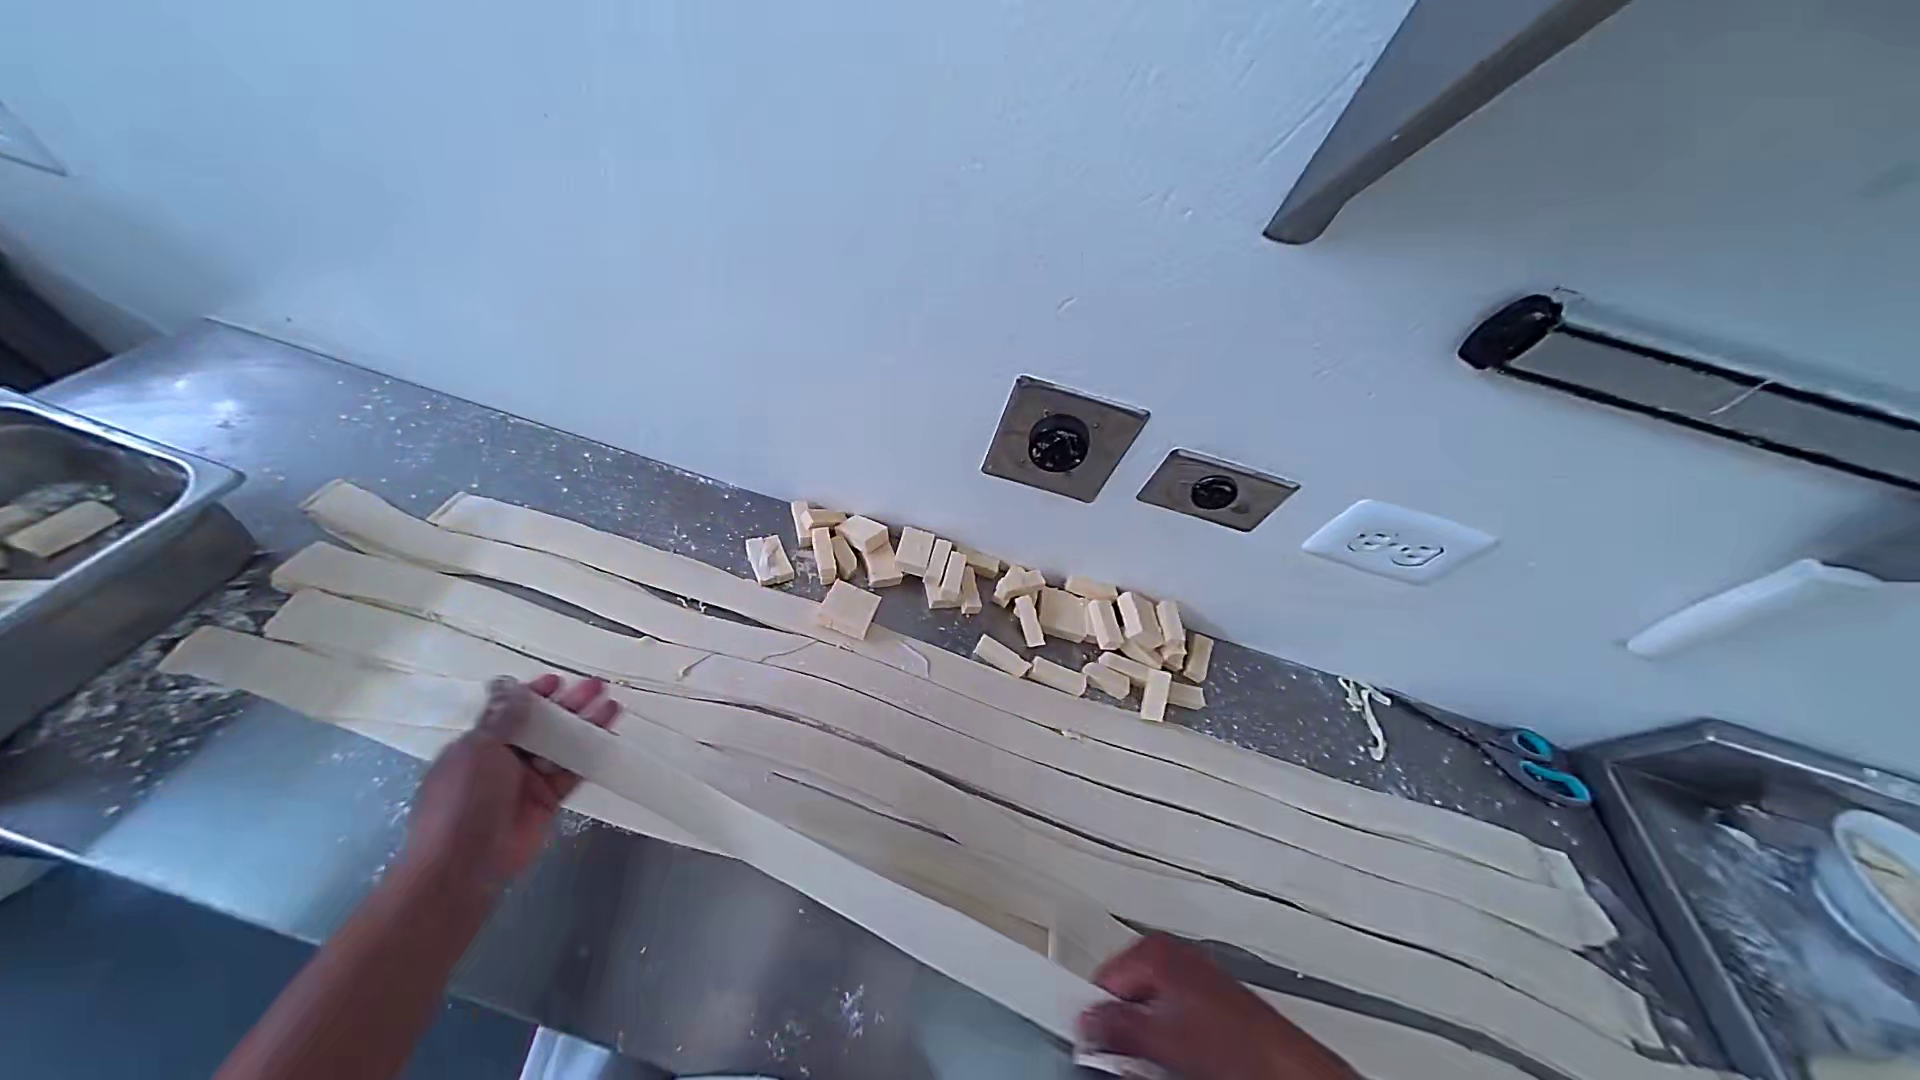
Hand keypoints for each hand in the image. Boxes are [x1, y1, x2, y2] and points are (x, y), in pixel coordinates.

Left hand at [402, 674, 619, 892]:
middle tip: (597, 686)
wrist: (464, 865)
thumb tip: (505, 683)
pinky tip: (609, 736)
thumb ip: (503, 717)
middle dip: (569, 704)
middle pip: (542, 725)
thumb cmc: (462, 802)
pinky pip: (573, 770)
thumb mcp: (479, 750)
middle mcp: (503, 760)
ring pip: (562, 745)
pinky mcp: (548, 799)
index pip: (510, 711)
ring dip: (585, 724)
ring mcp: (527, 780)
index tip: (557, 681)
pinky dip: (590, 753)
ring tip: (611, 705)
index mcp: (478, 745)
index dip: (534, 694)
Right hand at [1078, 936, 1358, 1079]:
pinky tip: (1179, 1059)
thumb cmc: (1239, 1046)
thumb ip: (1115, 1026)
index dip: (1093, 1011)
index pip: (1103, 977)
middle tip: (1128, 1057)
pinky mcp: (1208, 1000)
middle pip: (1126, 992)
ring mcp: (1193, 977)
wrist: (1289, 1069)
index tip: (1086, 1037)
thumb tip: (1087, 1023)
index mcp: (1156, 949)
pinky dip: (1167, 1036)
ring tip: (1160, 1060)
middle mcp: (1174, 955)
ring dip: (1146, 1035)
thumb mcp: (1162, 1039)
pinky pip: (1170, 1015)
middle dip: (1124, 1027)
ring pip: (1148, 1007)